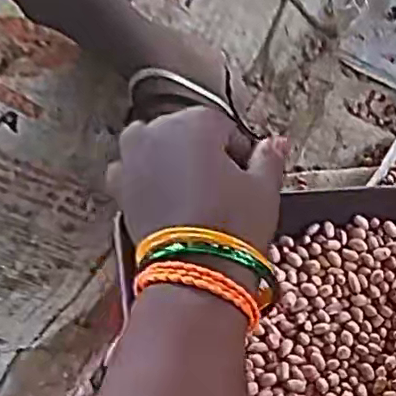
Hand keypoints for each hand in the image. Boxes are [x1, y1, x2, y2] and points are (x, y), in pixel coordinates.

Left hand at [109, 107, 286, 255]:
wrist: (197, 271)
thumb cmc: (233, 230)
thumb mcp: (264, 192)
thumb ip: (269, 160)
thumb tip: (275, 144)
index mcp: (195, 123)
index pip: (225, 128)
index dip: (241, 156)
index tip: (248, 180)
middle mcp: (157, 130)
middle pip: (188, 138)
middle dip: (206, 161)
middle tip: (223, 197)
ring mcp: (132, 157)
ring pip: (161, 154)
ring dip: (177, 170)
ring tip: (198, 205)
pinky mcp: (120, 187)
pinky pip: (138, 176)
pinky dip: (153, 187)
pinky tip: (172, 209)